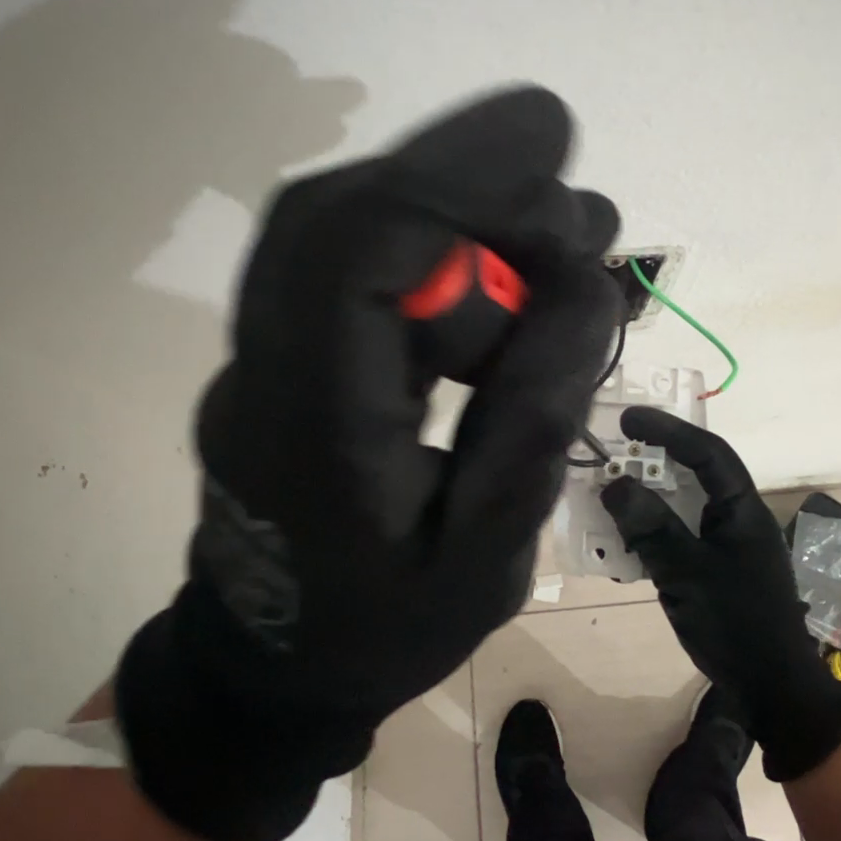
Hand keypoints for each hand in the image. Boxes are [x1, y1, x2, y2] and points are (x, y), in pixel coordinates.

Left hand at [116, 86, 621, 840]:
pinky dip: (425, 232)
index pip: (353, 253)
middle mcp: (265, 365)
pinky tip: (494, 251)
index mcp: (312, 428)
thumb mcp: (485, 559)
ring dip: (449, 194)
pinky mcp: (279, 350)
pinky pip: (342, 260)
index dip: (464, 200)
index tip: (565, 211)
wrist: (272, 667)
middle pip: (336, 213)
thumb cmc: (385, 630)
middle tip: (573, 181)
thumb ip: (532, 423)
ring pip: (334, 222)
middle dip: (464, 173)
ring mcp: (258, 351)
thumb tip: (582, 288)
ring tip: (555, 216)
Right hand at [599, 408, 840, 780]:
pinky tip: (620, 546)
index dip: (669, 430)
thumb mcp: (688, 573)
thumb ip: (651, 527)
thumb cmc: (737, 623)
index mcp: (741, 510)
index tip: (627, 420)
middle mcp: (734, 521)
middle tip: (610, 455)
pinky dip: (648, 536)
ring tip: (606, 497)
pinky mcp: (711, 573)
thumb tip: (613, 483)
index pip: (708, 453)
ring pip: (680, 510)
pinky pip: (675, 540)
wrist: (771, 688)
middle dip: (651, 463)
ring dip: (644, 502)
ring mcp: (724, 548)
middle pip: (692, 476)